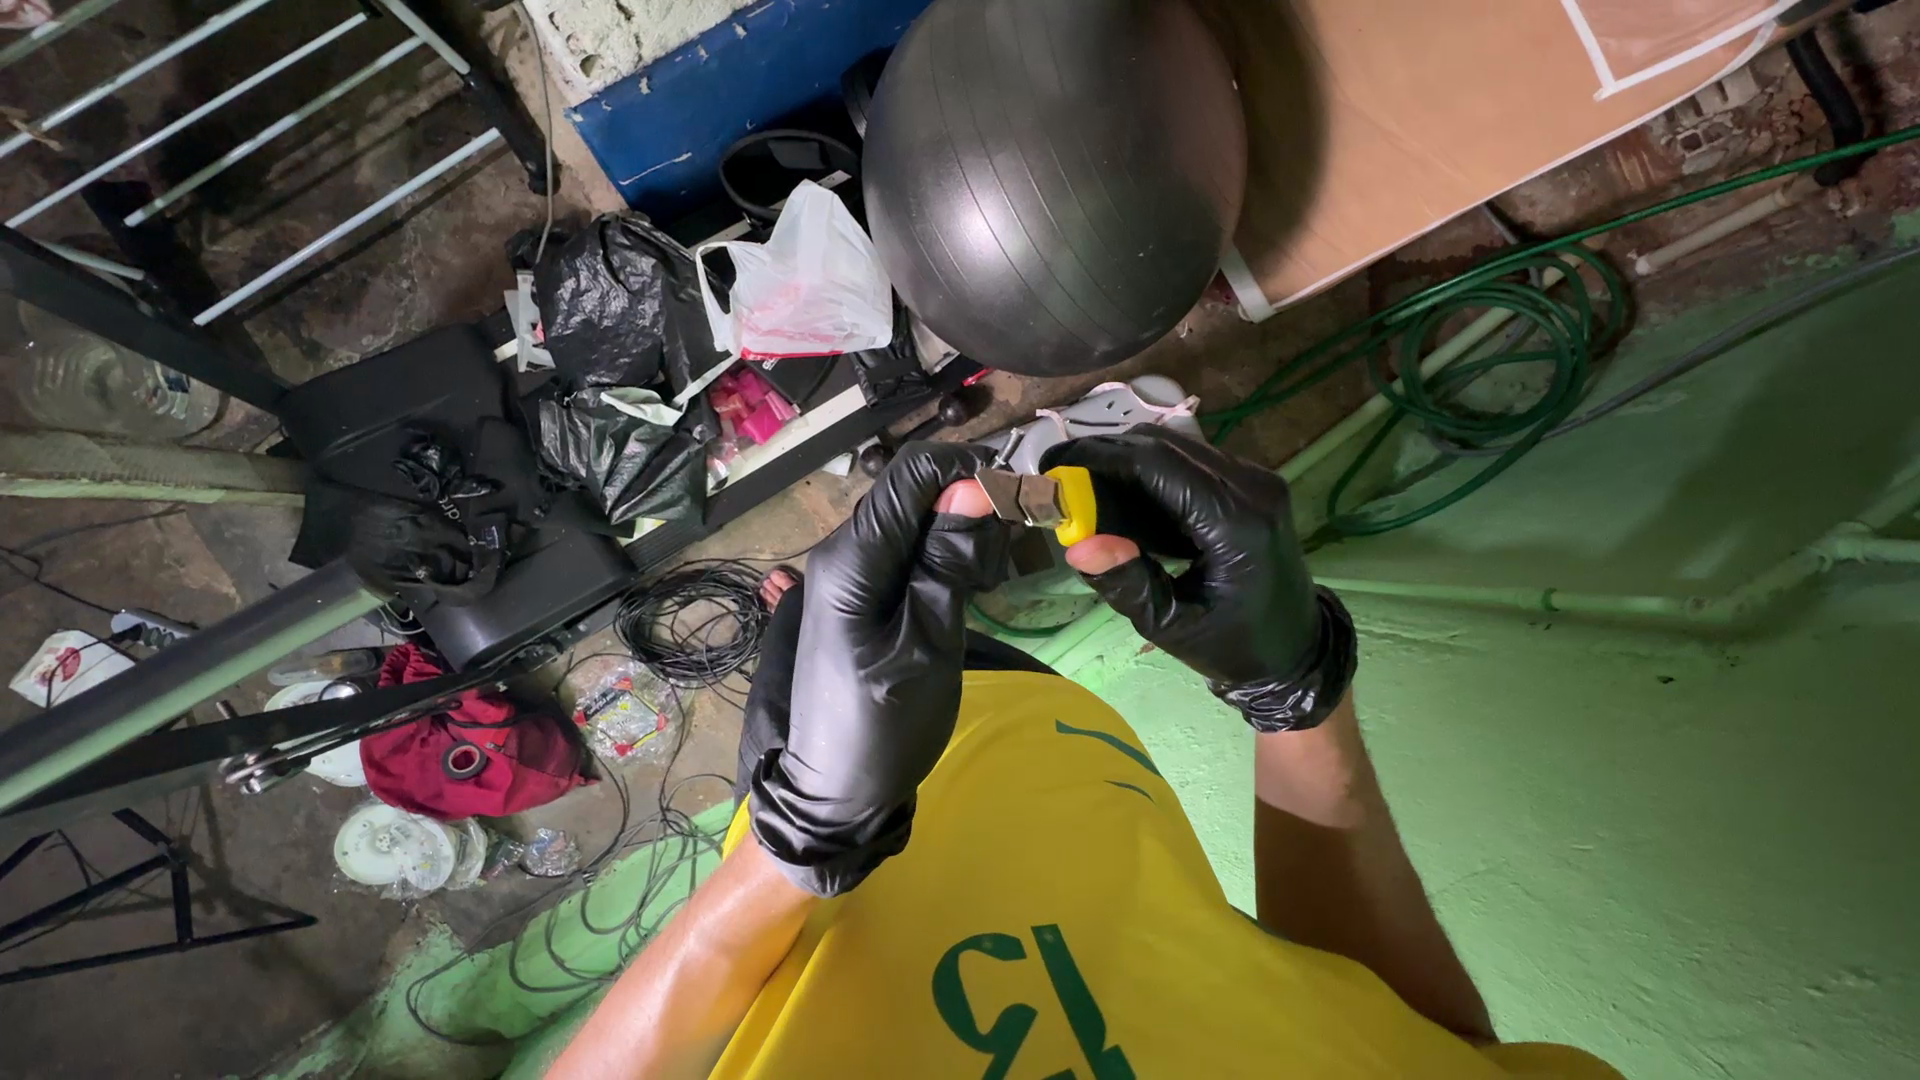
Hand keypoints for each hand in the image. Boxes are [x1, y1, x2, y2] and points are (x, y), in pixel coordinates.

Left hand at [749, 442, 1009, 895]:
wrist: (836, 789)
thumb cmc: (886, 726)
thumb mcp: (928, 644)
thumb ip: (947, 560)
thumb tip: (973, 486)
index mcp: (851, 558)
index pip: (912, 474)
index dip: (969, 474)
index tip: (1016, 508)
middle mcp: (841, 550)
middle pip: (913, 492)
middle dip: (967, 507)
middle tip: (1000, 565)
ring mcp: (847, 571)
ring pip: (912, 519)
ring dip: (958, 534)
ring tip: (983, 585)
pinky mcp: (858, 592)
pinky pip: (904, 550)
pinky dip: (941, 557)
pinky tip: (961, 590)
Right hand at [1043, 427, 1355, 732]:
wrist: (1295, 649)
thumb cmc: (1231, 645)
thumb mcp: (1170, 625)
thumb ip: (1125, 582)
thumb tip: (1076, 545)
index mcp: (1236, 523)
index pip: (1155, 464)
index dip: (1099, 459)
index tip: (1054, 467)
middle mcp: (1251, 486)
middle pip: (1164, 445)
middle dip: (1105, 455)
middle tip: (1062, 478)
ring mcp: (1256, 479)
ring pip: (1176, 446)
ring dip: (1126, 459)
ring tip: (1085, 486)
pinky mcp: (1251, 482)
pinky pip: (1190, 460)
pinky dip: (1149, 470)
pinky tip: (1122, 495)